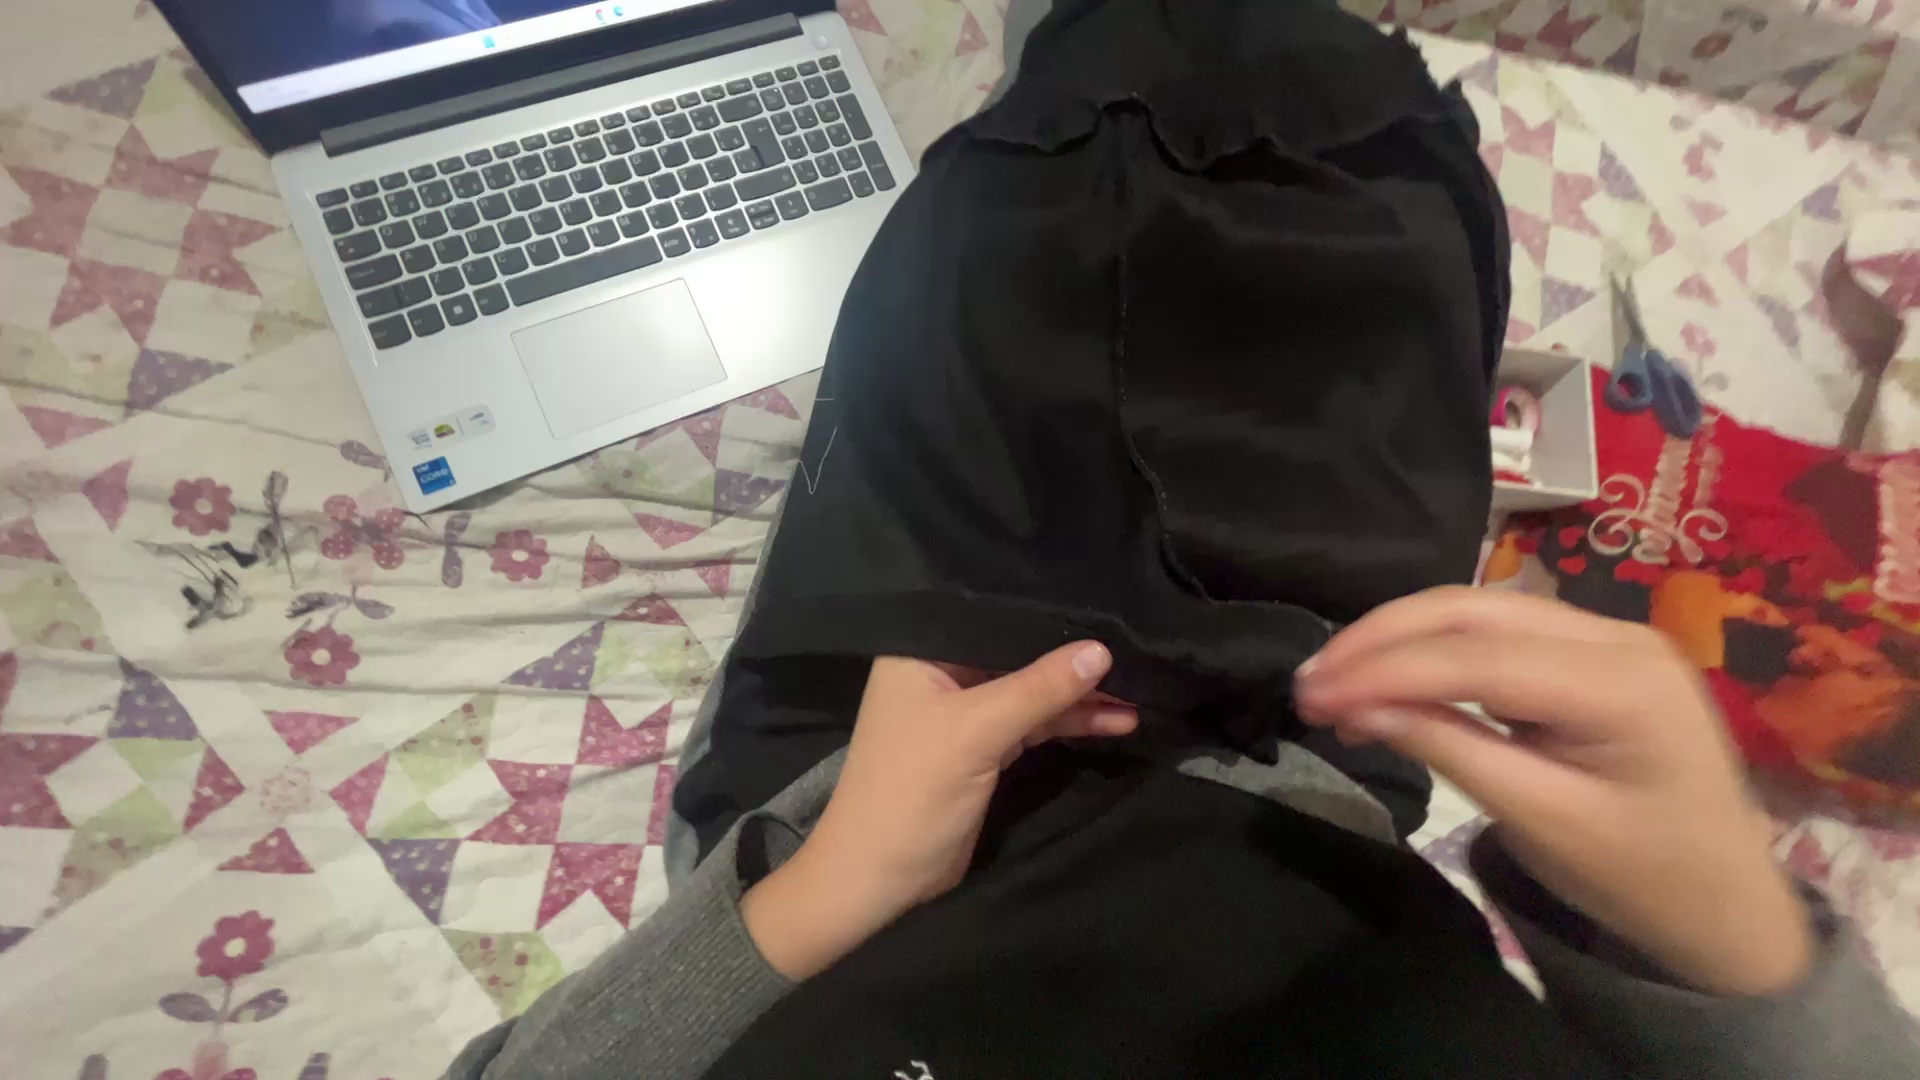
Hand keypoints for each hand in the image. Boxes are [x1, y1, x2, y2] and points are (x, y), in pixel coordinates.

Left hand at [741, 643, 1136, 979]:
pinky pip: (1033, 723)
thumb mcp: (976, 733)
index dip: (1045, 615)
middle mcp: (941, 672)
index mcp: (921, 651)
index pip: (991, 619)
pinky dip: (1069, 722)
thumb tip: (1101, 649)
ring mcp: (963, 711)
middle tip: (1132, 652)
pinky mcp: (982, 747)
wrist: (879, 882)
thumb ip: (1037, 689)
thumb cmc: (912, 791)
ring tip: (1138, 692)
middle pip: (1016, 655)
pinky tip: (1116, 719)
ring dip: (1078, 696)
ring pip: (1030, 691)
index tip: (1103, 607)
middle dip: (1070, 659)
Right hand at [1292, 587, 1811, 995]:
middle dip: (1374, 640)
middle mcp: (1610, 635)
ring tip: (1327, 683)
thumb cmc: (1640, 875)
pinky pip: (1475, 630)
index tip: (1311, 696)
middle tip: (1308, 681)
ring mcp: (1592, 633)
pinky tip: (1375, 683)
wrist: (1722, 904)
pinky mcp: (1568, 646)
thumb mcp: (1540, 819)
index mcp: (1623, 684)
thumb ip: (1447, 748)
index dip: (1383, 670)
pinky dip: (1414, 651)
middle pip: (1464, 611)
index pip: (1477, 657)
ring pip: (1461, 609)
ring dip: (1385, 640)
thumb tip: (1356, 705)